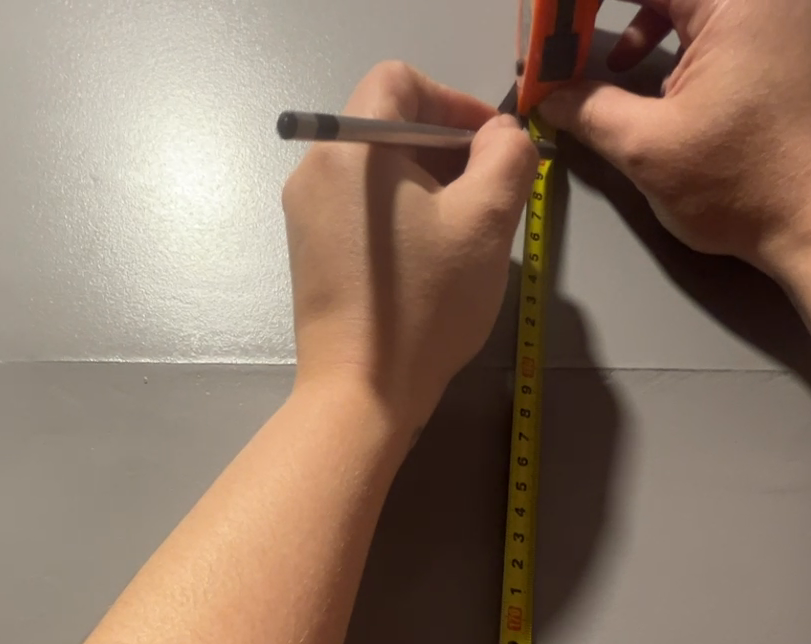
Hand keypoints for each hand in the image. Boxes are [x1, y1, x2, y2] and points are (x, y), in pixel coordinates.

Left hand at [283, 62, 538, 430]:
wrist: (361, 393)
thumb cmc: (424, 304)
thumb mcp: (486, 220)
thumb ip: (507, 155)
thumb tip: (498, 136)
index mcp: (348, 150)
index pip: (399, 83)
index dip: (452, 100)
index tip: (489, 145)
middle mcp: (313, 174)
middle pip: (384, 128)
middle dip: (444, 148)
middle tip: (486, 194)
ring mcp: (304, 219)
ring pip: (374, 175)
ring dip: (425, 187)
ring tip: (462, 234)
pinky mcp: (308, 257)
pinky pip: (358, 212)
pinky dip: (397, 217)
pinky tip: (427, 260)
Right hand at [538, 0, 810, 268]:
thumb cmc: (743, 178)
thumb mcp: (646, 147)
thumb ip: (589, 110)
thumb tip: (548, 95)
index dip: (581, 2)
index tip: (549, 28)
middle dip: (609, 10)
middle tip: (569, 45)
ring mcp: (791, 10)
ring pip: (700, 0)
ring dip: (647, 20)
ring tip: (617, 69)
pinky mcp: (798, 40)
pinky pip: (728, 17)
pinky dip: (683, 36)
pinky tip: (666, 82)